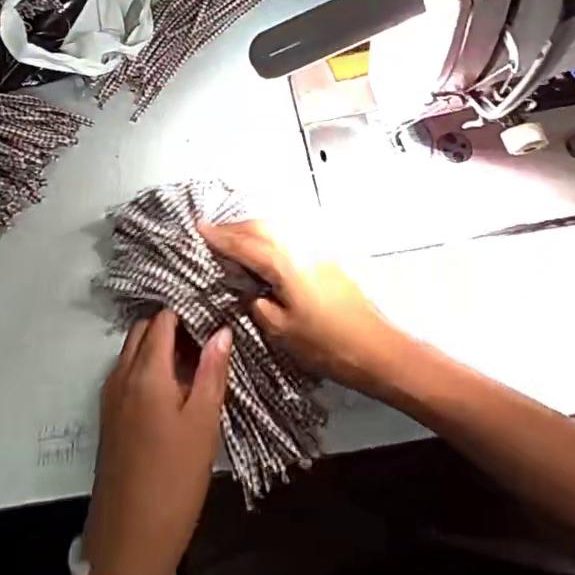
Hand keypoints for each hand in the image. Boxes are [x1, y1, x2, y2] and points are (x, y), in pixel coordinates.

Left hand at [83, 310, 231, 574]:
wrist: (129, 539)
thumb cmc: (174, 479)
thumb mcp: (204, 423)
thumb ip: (212, 371)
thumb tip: (221, 329)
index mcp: (144, 373)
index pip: (163, 320)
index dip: (188, 310)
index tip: (216, 310)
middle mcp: (120, 376)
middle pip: (144, 331)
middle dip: (174, 323)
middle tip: (211, 334)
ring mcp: (111, 397)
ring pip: (134, 351)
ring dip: (162, 345)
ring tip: (201, 357)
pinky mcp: (110, 416)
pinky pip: (129, 373)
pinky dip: (151, 365)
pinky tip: (179, 384)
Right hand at [197, 219, 412, 397]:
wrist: (375, 348)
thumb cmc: (326, 343)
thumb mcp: (281, 330)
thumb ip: (258, 303)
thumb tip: (249, 288)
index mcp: (285, 262)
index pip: (244, 244)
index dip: (220, 237)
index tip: (198, 229)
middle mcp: (300, 247)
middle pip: (261, 227)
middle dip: (234, 228)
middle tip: (212, 234)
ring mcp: (317, 250)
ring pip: (277, 229)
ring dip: (253, 230)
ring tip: (234, 240)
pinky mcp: (328, 258)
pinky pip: (291, 237)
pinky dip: (272, 237)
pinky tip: (265, 251)